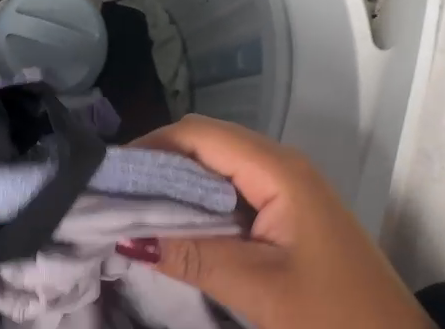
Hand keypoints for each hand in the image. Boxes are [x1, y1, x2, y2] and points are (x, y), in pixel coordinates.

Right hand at [121, 116, 434, 328]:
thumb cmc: (335, 316)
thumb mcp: (260, 290)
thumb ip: (194, 256)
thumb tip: (127, 238)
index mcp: (277, 169)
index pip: (200, 135)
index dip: (152, 146)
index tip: (109, 174)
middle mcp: (281, 163)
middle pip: (207, 142)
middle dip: (160, 161)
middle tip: (115, 194)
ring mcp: (288, 186)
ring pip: (219, 165)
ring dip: (178, 182)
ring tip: (134, 208)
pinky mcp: (290, 211)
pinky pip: (234, 189)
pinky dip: (200, 201)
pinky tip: (177, 225)